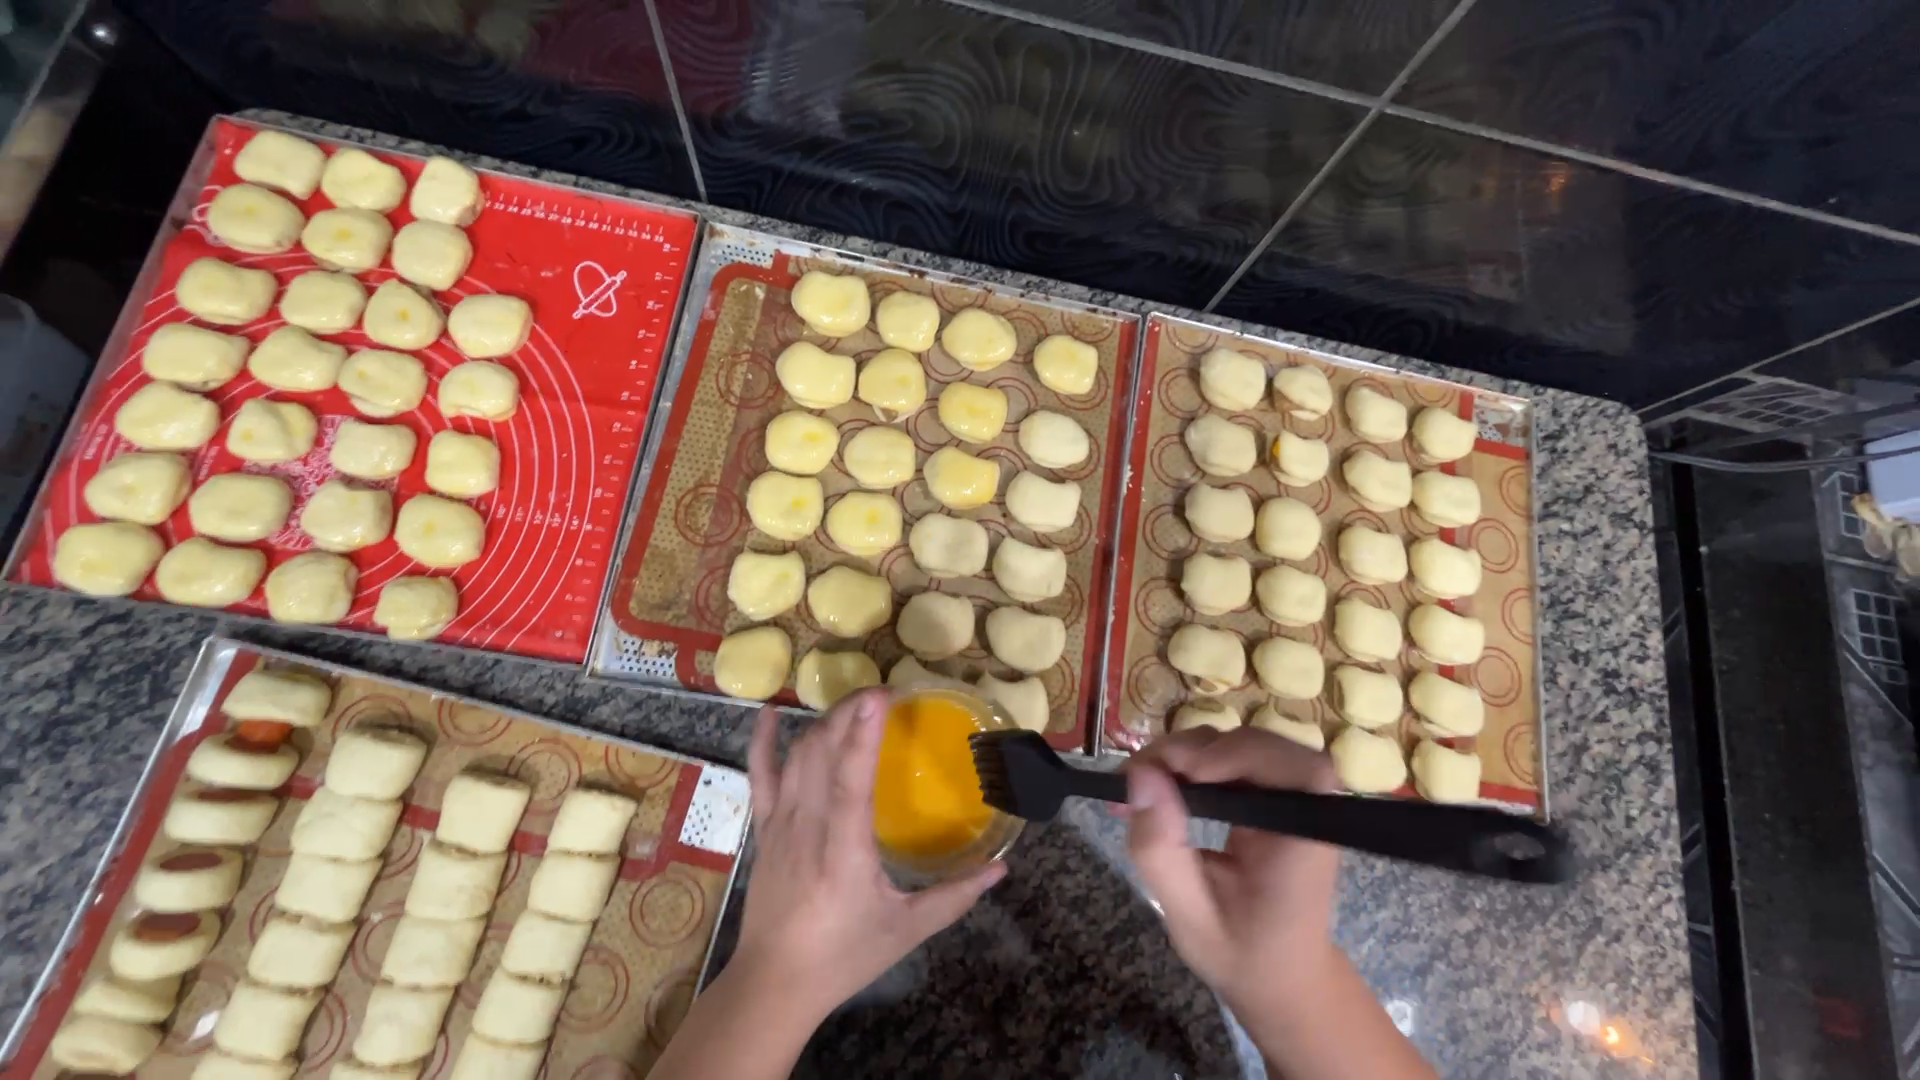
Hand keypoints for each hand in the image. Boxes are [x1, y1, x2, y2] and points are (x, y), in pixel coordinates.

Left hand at [731, 687, 1005, 1021]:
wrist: (773, 983)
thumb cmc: (843, 955)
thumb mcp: (906, 929)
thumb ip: (955, 897)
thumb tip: (1001, 867)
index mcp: (843, 852)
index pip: (850, 781)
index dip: (863, 735)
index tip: (881, 697)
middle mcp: (806, 827)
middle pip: (821, 753)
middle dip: (850, 713)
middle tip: (885, 693)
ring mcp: (779, 824)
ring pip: (798, 757)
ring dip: (825, 722)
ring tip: (856, 702)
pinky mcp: (764, 828)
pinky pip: (759, 776)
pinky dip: (761, 741)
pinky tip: (766, 712)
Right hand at [1126, 726, 1341, 1012]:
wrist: (1279, 973)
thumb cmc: (1241, 953)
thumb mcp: (1188, 918)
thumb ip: (1161, 850)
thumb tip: (1139, 775)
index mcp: (1304, 843)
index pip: (1296, 769)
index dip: (1238, 755)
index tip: (1178, 777)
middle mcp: (1307, 808)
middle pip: (1255, 744)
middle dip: (1190, 753)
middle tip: (1133, 782)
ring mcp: (1291, 796)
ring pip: (1235, 743)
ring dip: (1182, 756)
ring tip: (1137, 788)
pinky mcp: (1271, 792)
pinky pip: (1230, 756)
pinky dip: (1189, 765)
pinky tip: (1158, 787)